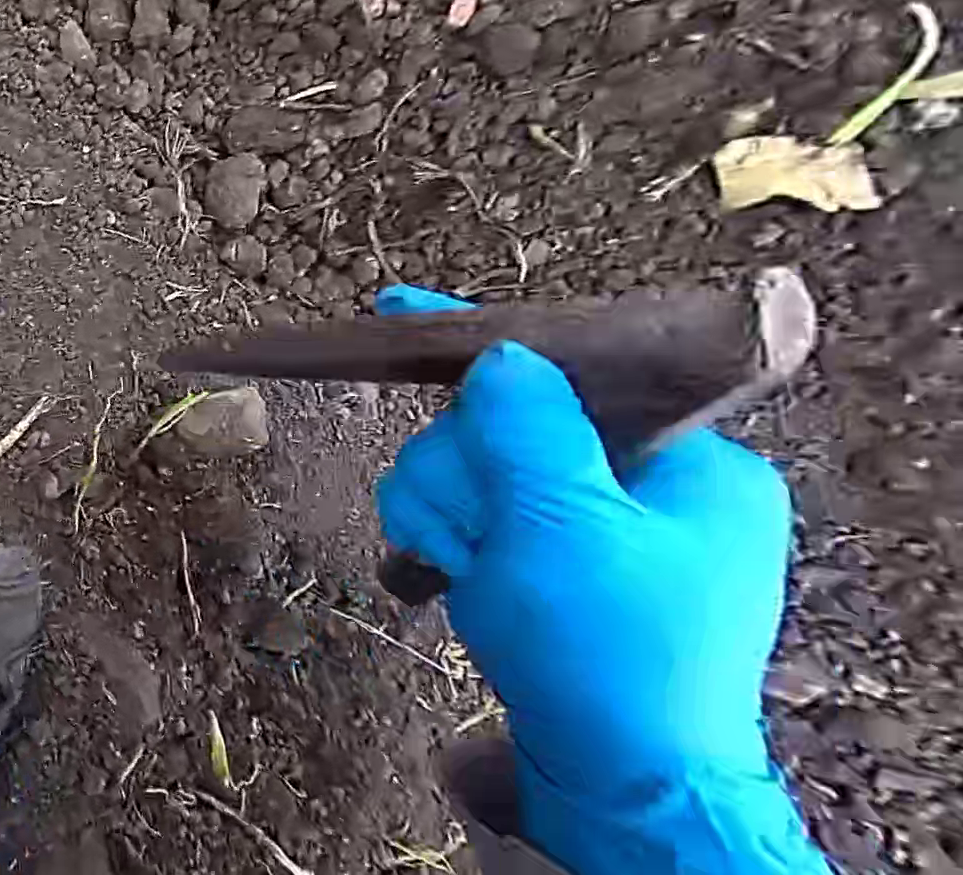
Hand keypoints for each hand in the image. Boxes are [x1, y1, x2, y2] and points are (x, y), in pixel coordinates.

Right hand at [374, 286, 823, 874]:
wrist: (608, 770)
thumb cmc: (605, 646)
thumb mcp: (566, 530)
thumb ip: (529, 431)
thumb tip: (499, 355)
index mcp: (678, 459)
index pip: (570, 369)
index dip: (485, 338)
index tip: (399, 306)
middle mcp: (622, 475)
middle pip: (489, 421)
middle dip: (457, 474)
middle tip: (467, 529)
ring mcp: (567, 512)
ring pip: (454, 463)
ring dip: (439, 509)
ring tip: (457, 560)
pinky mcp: (524, 542)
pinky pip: (449, 503)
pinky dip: (436, 531)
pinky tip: (446, 566)